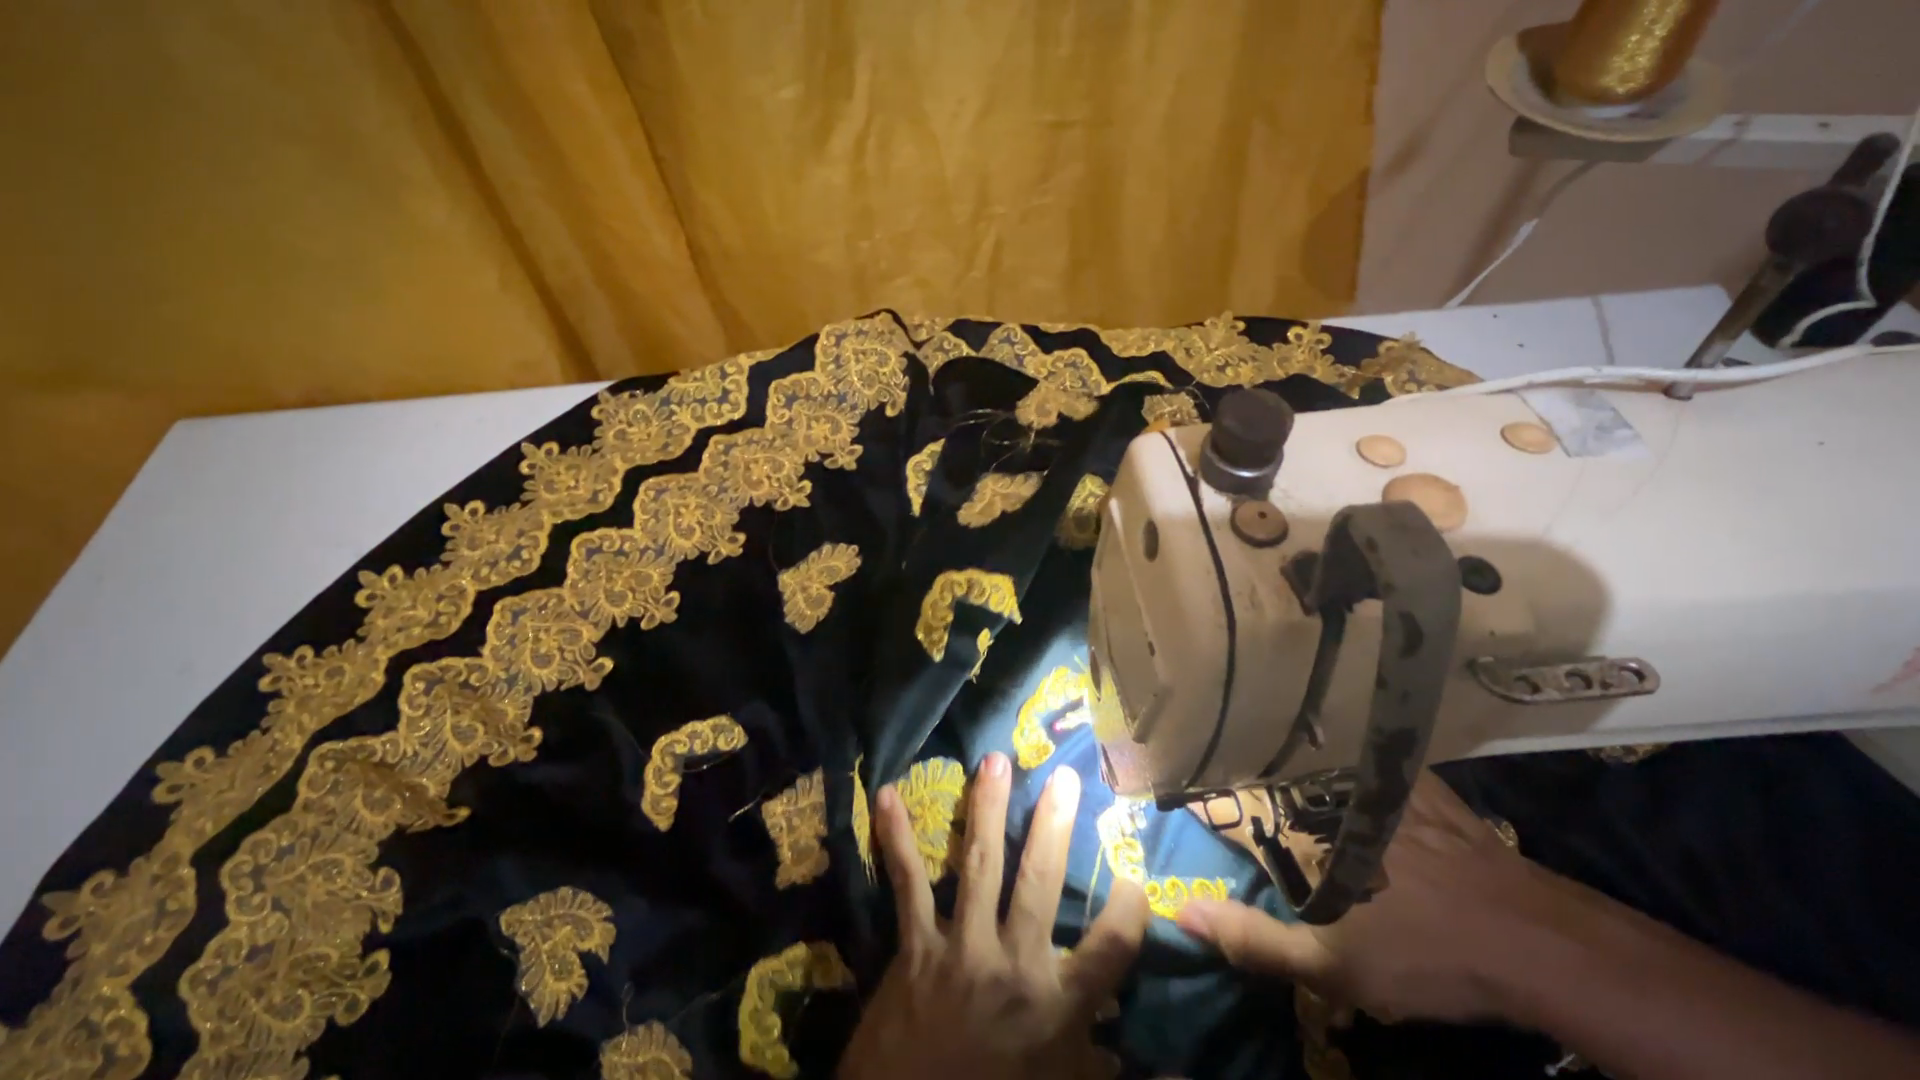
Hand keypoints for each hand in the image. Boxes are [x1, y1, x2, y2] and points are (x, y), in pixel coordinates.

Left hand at [839, 752, 1148, 1079]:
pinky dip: (898, 840)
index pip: (1112, 946)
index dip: (1130, 910)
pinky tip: (887, 797)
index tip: (1135, 876)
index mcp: (1058, 1003)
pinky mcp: (916, 947)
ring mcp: (961, 948)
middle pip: (1041, 883)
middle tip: (1066, 776)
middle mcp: (1014, 964)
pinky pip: (908, 885)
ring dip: (988, 809)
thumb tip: (1170, 1073)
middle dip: (1055, 826)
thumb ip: (1105, 1065)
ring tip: (995, 761)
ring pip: (980, 865)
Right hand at [1177, 769, 1567, 1024]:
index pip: (1234, 800)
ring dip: (1291, 765)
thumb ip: (1252, 938)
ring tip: (1269, 770)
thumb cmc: (1426, 955)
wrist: (1540, 944)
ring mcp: (1384, 782)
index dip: (1202, 799)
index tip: (1179, 797)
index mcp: (1307, 827)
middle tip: (1222, 783)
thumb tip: (1177, 910)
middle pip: (1273, 772)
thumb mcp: (1329, 966)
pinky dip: (1346, 763)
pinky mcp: (1423, 784)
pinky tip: (1344, 777)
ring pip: (1319, 762)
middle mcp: (1338, 791)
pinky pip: (1368, 762)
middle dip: (1243, 774)